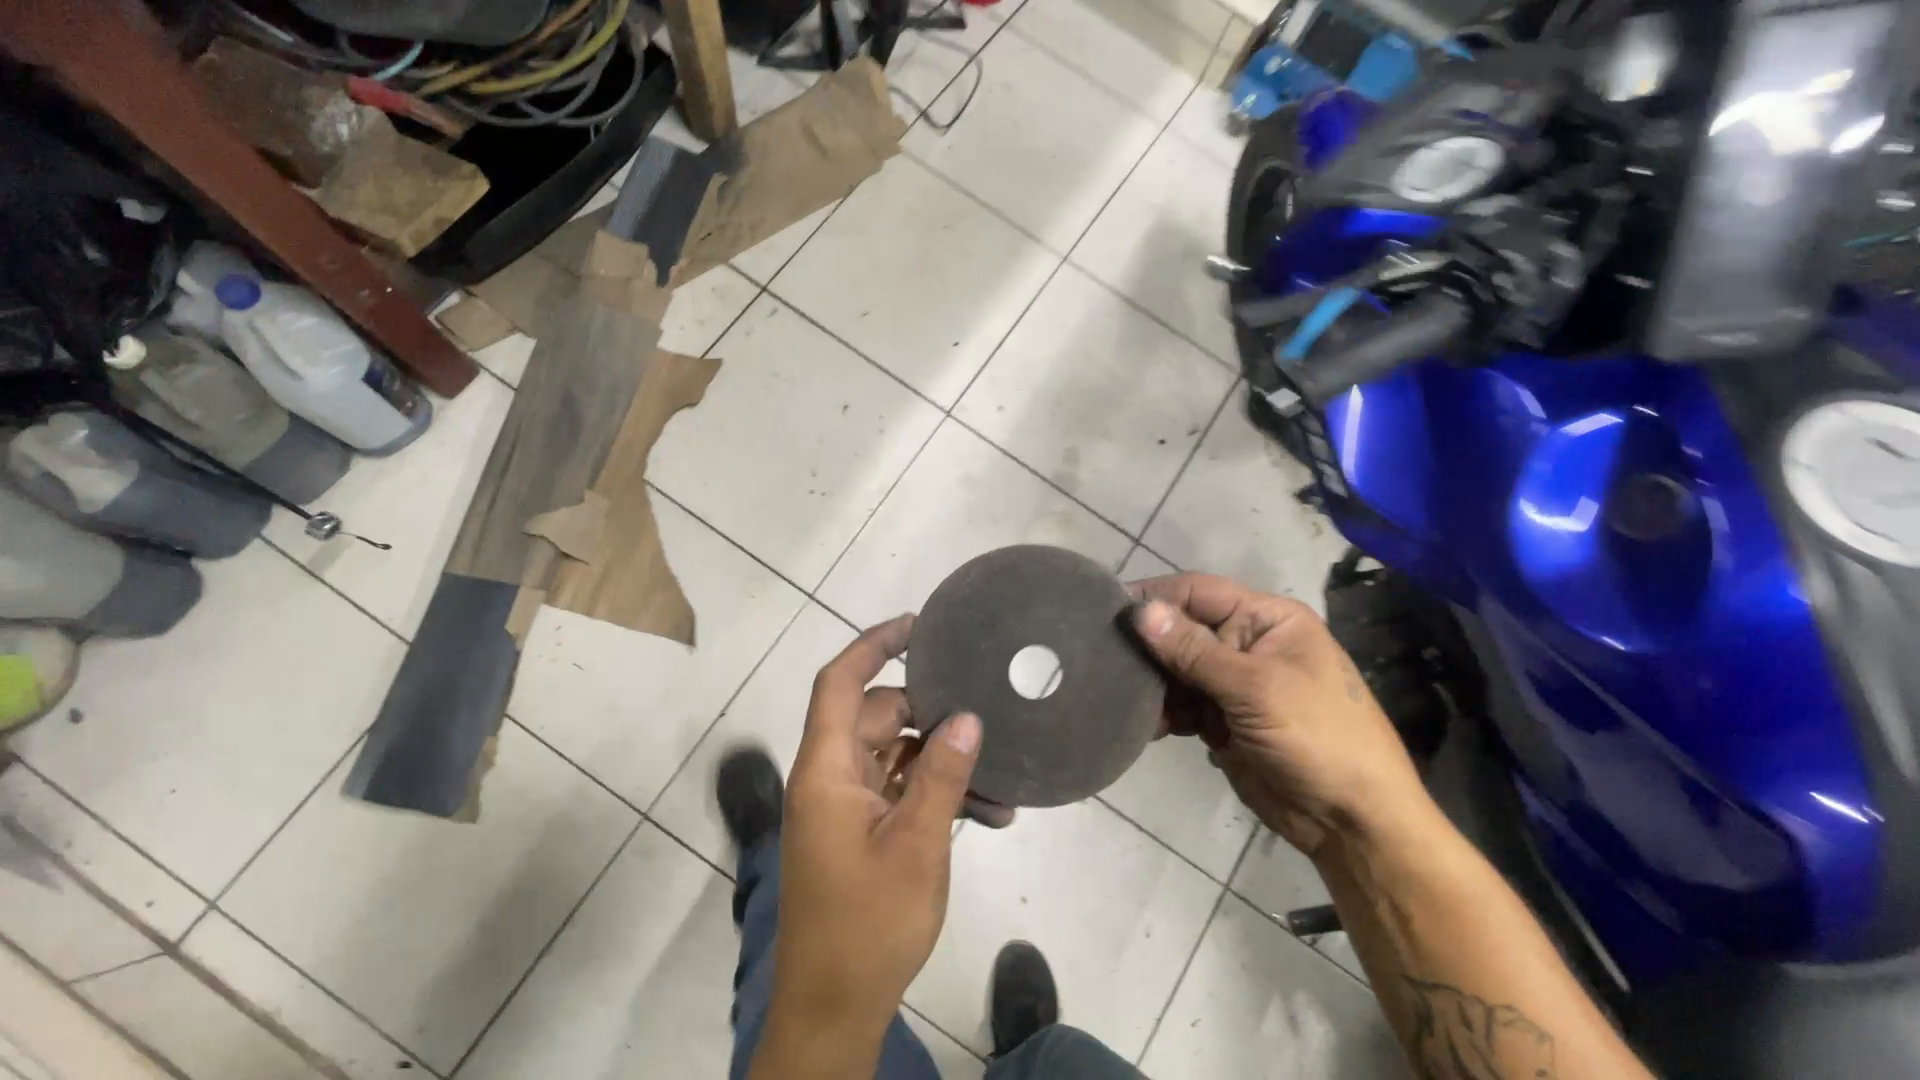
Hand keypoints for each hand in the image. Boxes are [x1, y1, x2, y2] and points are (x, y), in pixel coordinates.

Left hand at [752, 615, 982, 1078]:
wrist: (835, 1005)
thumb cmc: (869, 921)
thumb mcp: (917, 845)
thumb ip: (942, 776)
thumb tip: (966, 717)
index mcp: (826, 770)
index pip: (840, 684)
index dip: (873, 644)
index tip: (918, 624)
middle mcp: (829, 779)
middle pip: (878, 719)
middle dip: (931, 716)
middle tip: (987, 718)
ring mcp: (842, 809)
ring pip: (894, 758)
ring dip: (941, 764)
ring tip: (1000, 780)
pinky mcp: (857, 835)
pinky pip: (896, 793)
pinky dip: (933, 796)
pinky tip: (987, 815)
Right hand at [1128, 573, 1429, 855]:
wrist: (1352, 821)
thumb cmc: (1318, 738)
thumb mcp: (1256, 688)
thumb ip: (1194, 651)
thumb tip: (1139, 611)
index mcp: (1268, 620)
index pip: (1199, 592)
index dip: (1155, 598)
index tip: (1104, 610)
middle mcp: (1248, 644)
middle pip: (1182, 631)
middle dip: (1147, 646)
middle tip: (1101, 659)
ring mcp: (1234, 685)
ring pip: (1176, 671)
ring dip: (1151, 684)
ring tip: (1121, 698)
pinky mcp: (1222, 722)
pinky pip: (1181, 706)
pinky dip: (1161, 714)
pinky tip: (1143, 727)